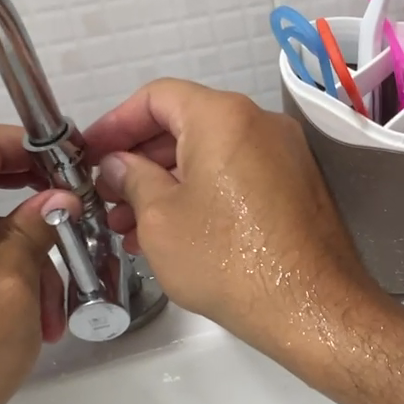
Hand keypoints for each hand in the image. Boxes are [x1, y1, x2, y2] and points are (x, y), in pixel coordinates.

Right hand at [82, 79, 379, 353]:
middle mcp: (262, 125)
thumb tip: (121, 165)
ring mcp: (286, 156)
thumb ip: (133, 179)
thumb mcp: (161, 220)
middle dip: (141, 161)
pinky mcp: (298, 187)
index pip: (157, 97)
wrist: (311, 306)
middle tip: (110, 196)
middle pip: (186, 125)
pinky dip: (204, 195)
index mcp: (224, 117)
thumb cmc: (232, 263)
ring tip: (133, 226)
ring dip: (169, 184)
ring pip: (212, 156)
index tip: (92, 152)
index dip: (116, 123)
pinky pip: (239, 177)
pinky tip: (177, 233)